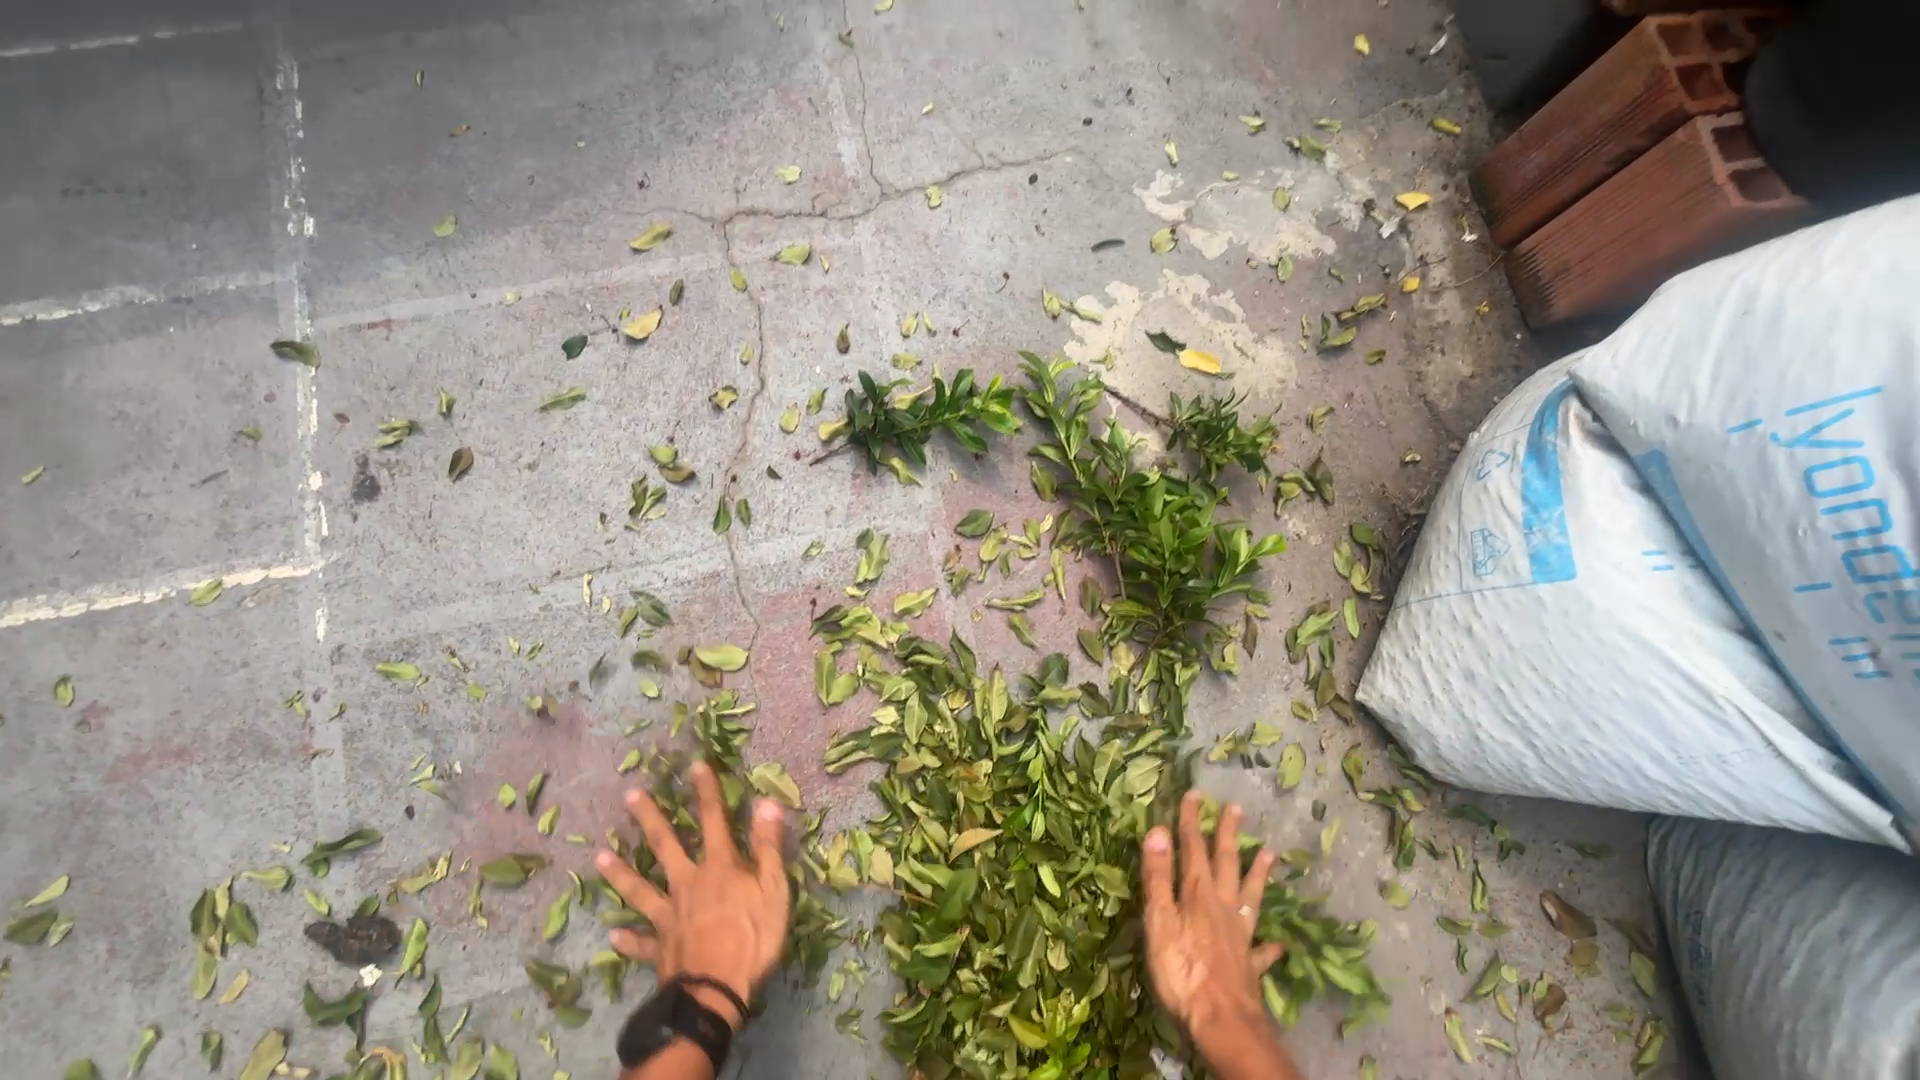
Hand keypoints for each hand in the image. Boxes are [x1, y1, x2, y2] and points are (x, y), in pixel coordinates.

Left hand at [597, 761, 791, 1027]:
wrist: (715, 990)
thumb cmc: (752, 936)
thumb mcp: (773, 887)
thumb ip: (767, 845)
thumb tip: (766, 801)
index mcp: (719, 867)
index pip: (715, 820)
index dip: (707, 792)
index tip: (696, 764)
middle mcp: (688, 883)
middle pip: (666, 846)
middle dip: (650, 819)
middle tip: (630, 795)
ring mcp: (669, 916)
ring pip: (640, 889)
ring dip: (621, 873)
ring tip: (598, 856)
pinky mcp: (660, 949)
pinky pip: (641, 943)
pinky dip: (628, 940)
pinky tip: (613, 936)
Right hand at [1141, 792, 1282, 1055]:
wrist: (1223, 1021)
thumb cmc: (1182, 969)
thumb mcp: (1160, 919)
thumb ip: (1159, 876)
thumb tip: (1158, 830)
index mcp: (1198, 894)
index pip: (1193, 849)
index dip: (1191, 821)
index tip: (1195, 794)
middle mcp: (1223, 907)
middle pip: (1226, 864)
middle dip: (1228, 835)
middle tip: (1236, 809)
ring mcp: (1240, 935)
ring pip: (1250, 896)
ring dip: (1258, 874)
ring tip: (1270, 854)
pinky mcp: (1249, 964)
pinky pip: (1263, 949)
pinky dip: (1270, 944)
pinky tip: (1279, 943)